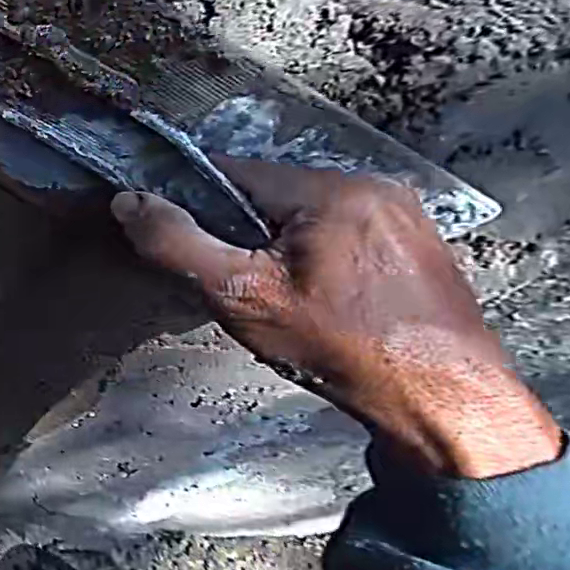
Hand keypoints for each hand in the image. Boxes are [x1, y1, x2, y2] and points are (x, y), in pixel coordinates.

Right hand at [111, 159, 560, 479]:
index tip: (170, 234)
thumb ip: (176, 243)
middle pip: (265, 189)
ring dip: (264, 236)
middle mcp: (372, 185)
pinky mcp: (412, 237)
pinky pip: (332, 226)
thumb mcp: (238, 295)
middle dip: (229, 223)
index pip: (230, 170)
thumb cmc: (335, 345)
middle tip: (220, 275)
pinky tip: (303, 288)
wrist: (441, 400)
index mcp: (330, 190)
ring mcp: (399, 210)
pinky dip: (301, 247)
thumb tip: (127, 201)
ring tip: (261, 287)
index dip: (188, 198)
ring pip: (297, 209)